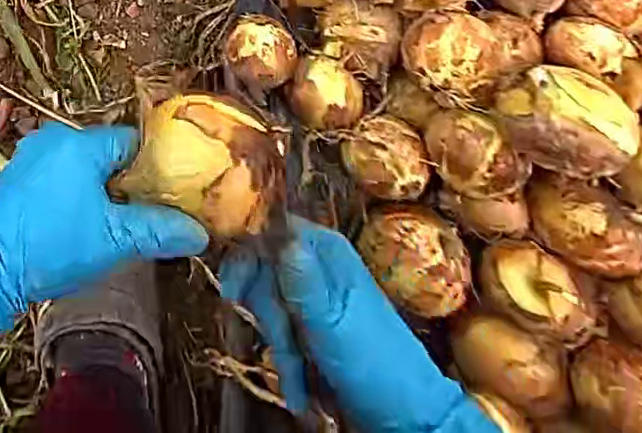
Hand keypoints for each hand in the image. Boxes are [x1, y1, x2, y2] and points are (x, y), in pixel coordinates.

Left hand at [0, 122, 209, 330]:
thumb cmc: (53, 246)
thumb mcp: (113, 240)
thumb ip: (157, 229)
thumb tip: (198, 232)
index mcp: (82, 143)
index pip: (133, 142)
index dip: (150, 168)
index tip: (159, 195)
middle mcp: (57, 137)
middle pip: (109, 151)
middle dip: (124, 180)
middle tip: (135, 212)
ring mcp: (35, 151)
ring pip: (84, 162)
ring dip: (97, 185)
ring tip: (106, 219)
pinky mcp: (20, 170)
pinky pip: (60, 170)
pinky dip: (72, 186)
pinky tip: (75, 216)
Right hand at [220, 219, 495, 432]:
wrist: (409, 417)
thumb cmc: (373, 362)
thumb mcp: (332, 320)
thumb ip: (300, 277)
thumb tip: (274, 228)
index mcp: (324, 248)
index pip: (270, 228)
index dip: (247, 254)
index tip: (231, 290)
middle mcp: (317, 263)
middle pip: (266, 269)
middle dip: (267, 313)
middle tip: (279, 344)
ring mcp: (316, 294)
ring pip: (272, 304)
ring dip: (279, 345)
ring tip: (296, 386)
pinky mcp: (314, 324)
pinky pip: (284, 330)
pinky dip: (287, 360)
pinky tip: (298, 390)